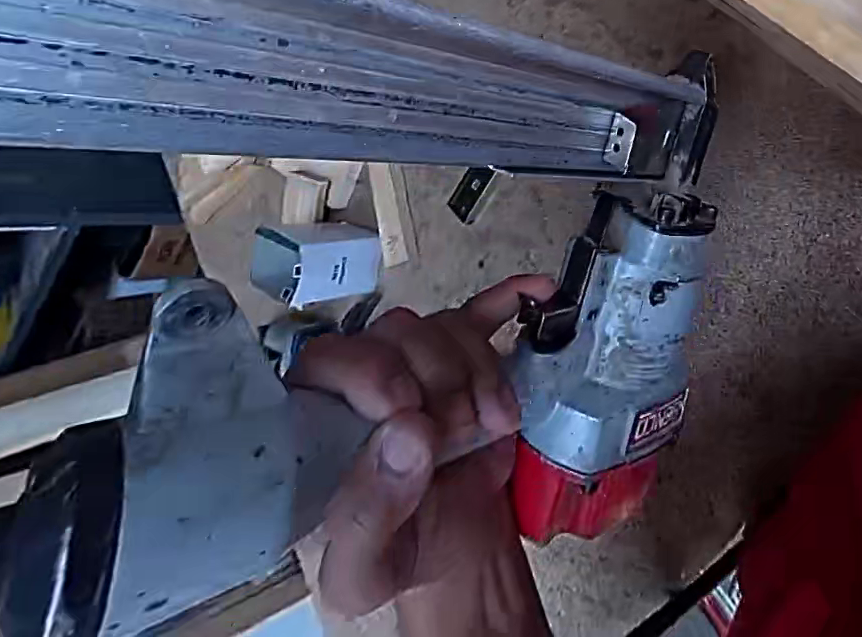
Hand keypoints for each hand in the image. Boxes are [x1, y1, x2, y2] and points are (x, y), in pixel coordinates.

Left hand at [289, 274, 553, 629]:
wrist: (458, 542)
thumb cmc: (400, 553)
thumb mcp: (366, 569)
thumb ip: (371, 512)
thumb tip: (407, 432)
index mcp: (322, 421)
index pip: (327, 362)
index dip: (368, 371)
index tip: (407, 409)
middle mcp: (368, 377)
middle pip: (397, 333)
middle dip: (439, 380)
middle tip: (461, 433)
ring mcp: (424, 360)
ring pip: (447, 325)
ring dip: (480, 369)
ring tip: (496, 422)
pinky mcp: (470, 354)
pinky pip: (489, 310)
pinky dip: (513, 296)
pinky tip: (539, 291)